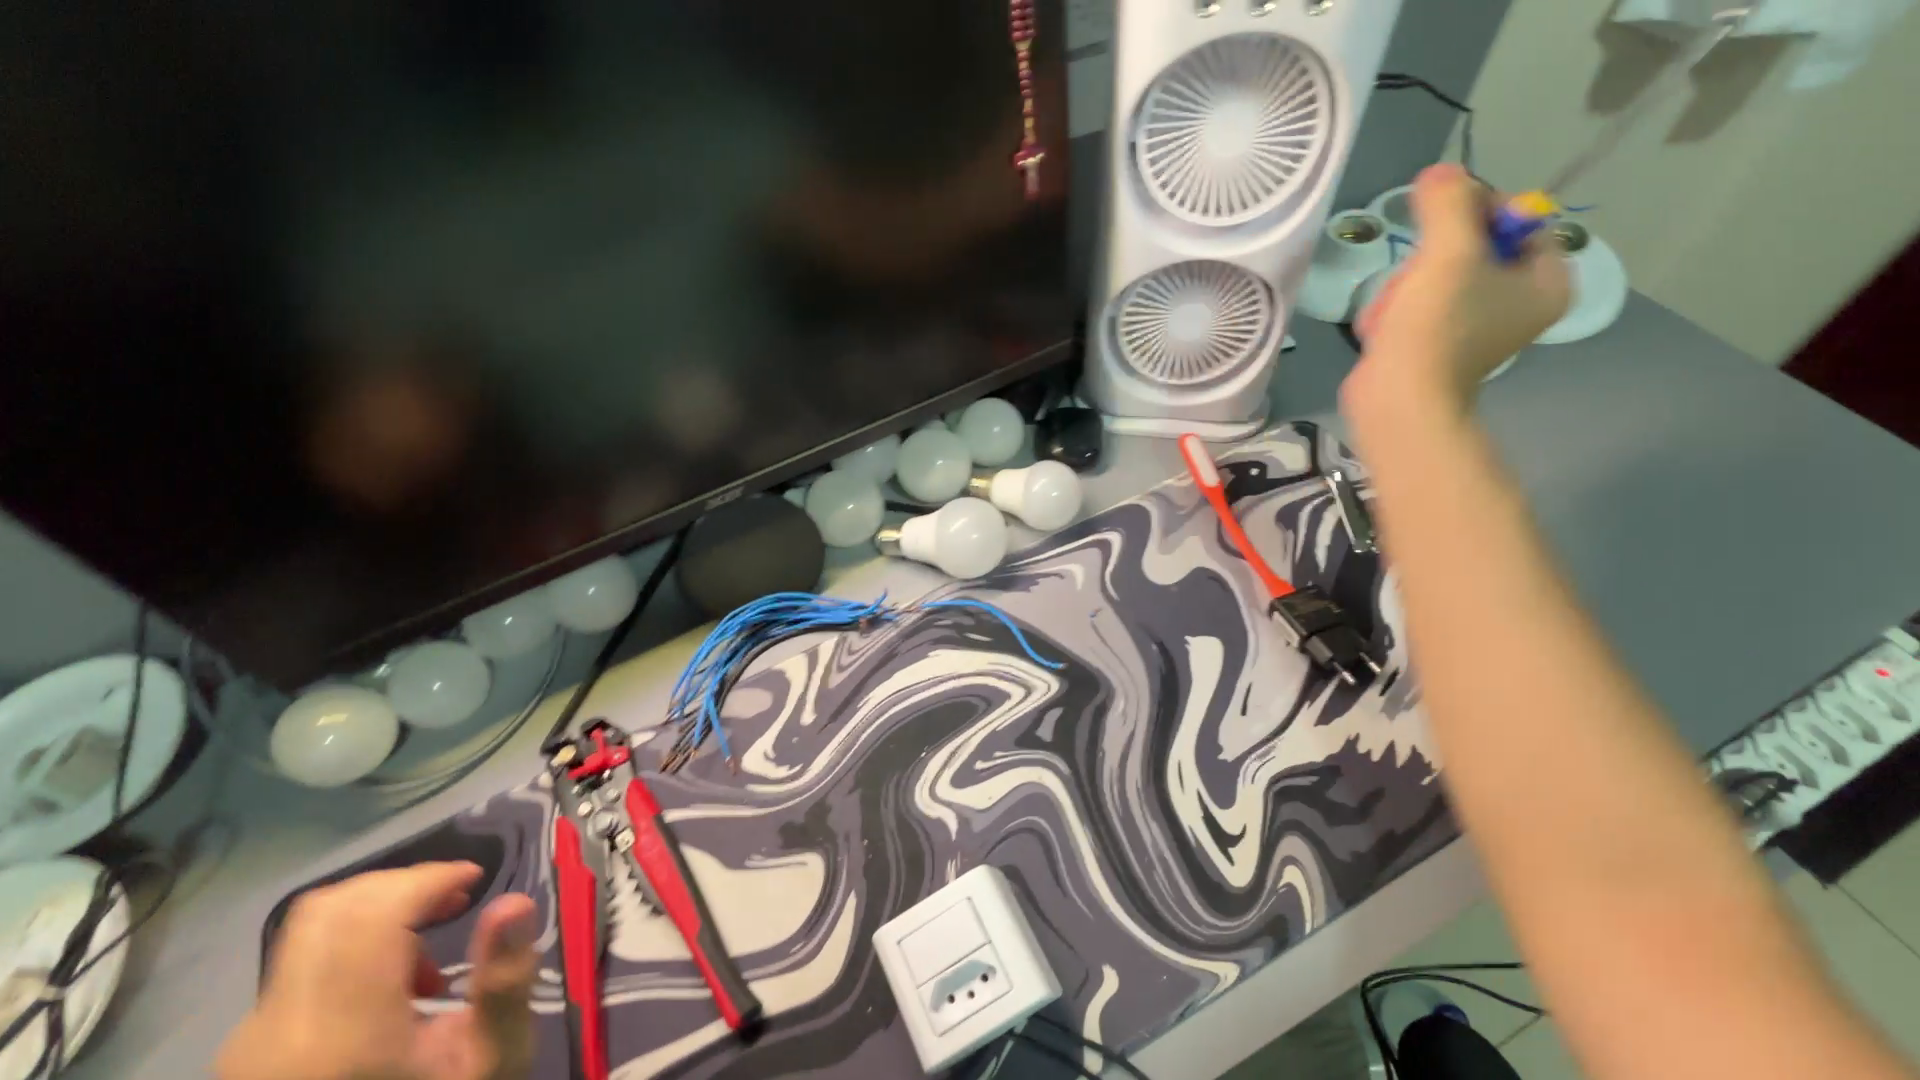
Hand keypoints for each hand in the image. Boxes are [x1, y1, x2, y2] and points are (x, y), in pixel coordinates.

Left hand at [217, 863, 537, 1079]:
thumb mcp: (492, 1061)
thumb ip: (504, 982)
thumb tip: (514, 901)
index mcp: (346, 1035)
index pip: (372, 916)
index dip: (426, 879)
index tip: (474, 879)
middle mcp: (281, 1029)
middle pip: (330, 910)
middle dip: (401, 887)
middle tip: (455, 900)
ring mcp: (251, 1040)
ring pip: (308, 932)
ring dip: (376, 915)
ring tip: (427, 957)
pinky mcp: (245, 1047)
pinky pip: (297, 965)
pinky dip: (350, 948)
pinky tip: (389, 990)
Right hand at [1343, 165, 1571, 423]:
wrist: (1398, 401)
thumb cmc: (1437, 326)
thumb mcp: (1449, 251)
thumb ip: (1449, 201)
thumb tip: (1440, 172)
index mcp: (1547, 281)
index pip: (1519, 218)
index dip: (1478, 210)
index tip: (1441, 222)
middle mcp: (1520, 303)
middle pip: (1475, 245)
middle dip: (1434, 255)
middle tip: (1417, 277)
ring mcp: (1478, 327)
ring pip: (1440, 273)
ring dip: (1408, 283)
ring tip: (1397, 308)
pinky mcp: (1439, 344)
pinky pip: (1419, 304)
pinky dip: (1398, 309)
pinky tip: (1387, 326)